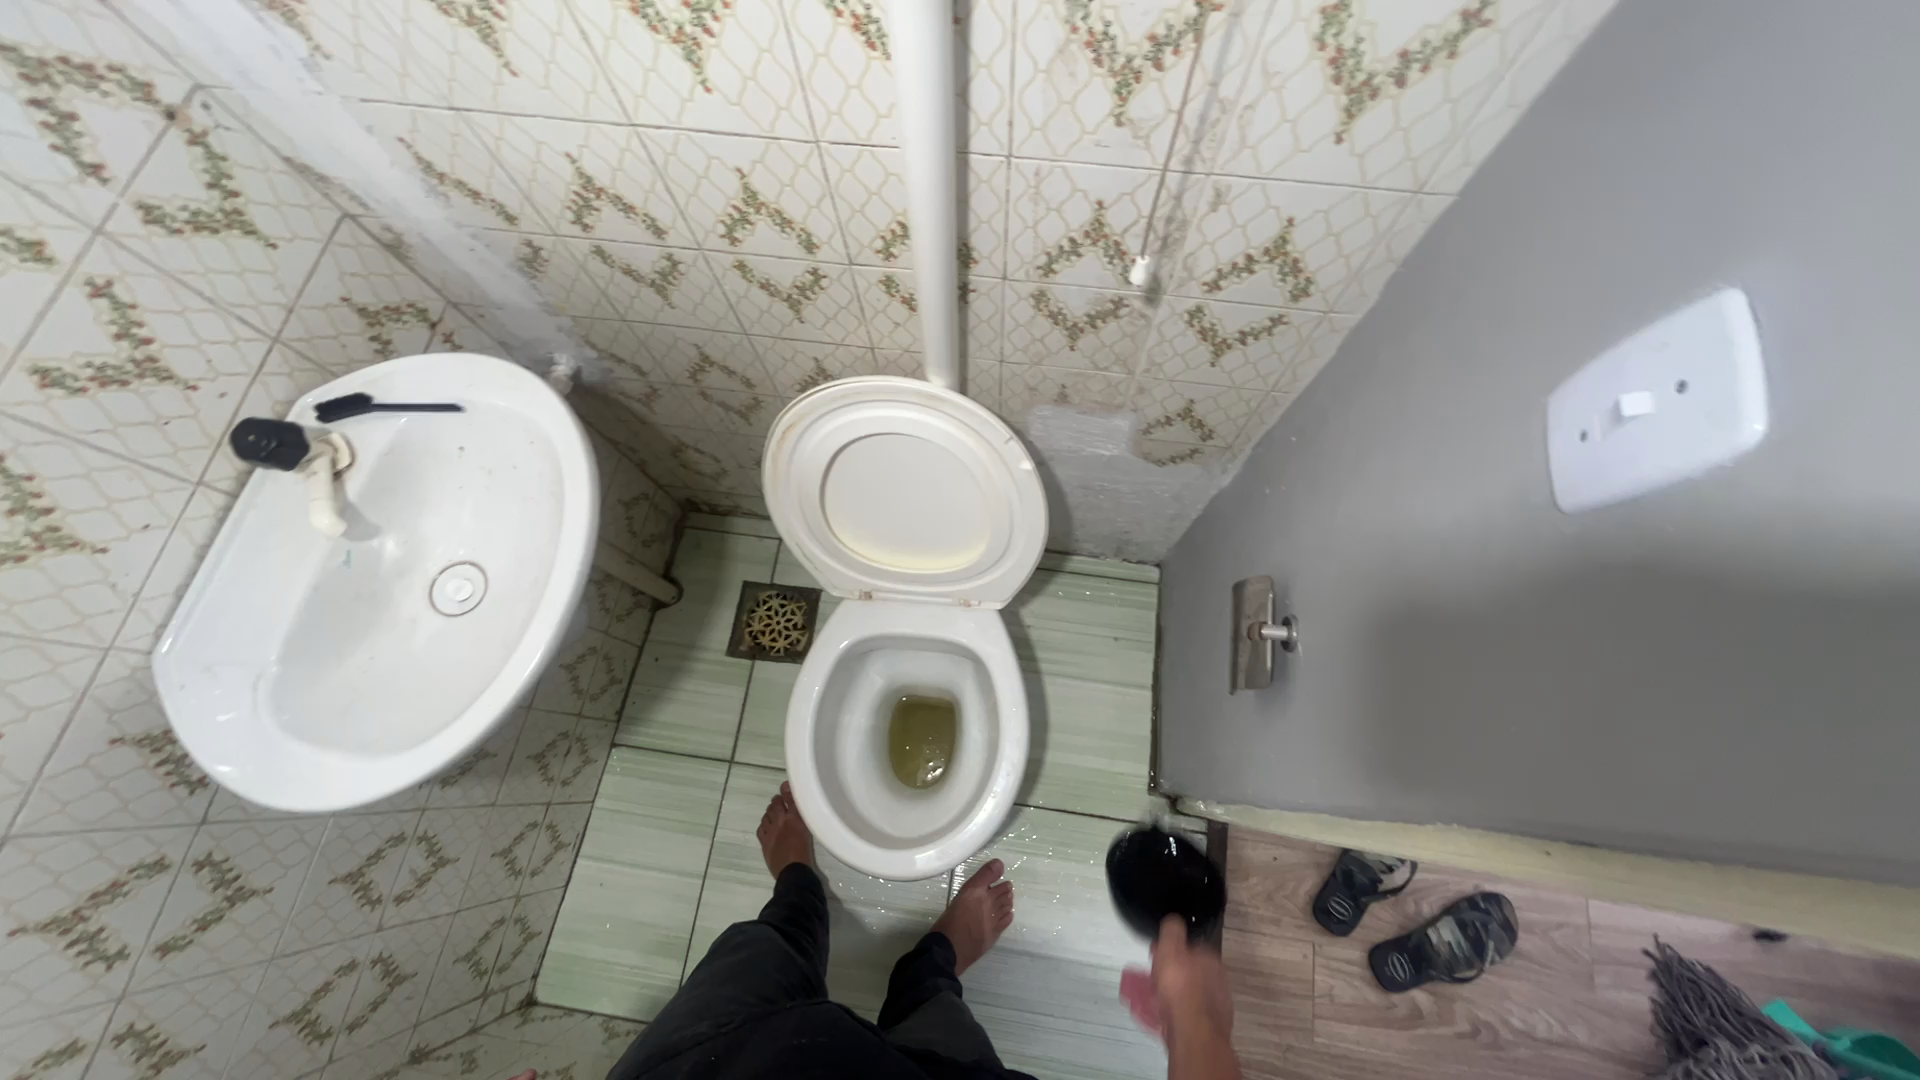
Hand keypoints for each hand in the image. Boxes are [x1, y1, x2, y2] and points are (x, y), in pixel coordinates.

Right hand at [1150, 915, 1233, 1043]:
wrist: (1190, 1031)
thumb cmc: (1182, 986)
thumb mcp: (1172, 946)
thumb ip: (1172, 929)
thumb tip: (1173, 920)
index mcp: (1211, 962)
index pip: (1192, 949)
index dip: (1171, 948)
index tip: (1155, 950)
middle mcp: (1212, 985)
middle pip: (1181, 974)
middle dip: (1157, 972)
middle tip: (1139, 972)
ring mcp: (1204, 1010)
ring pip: (1173, 995)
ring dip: (1151, 991)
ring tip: (1131, 990)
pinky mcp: (1193, 1029)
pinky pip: (1169, 1014)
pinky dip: (1154, 1010)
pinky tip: (1139, 1009)